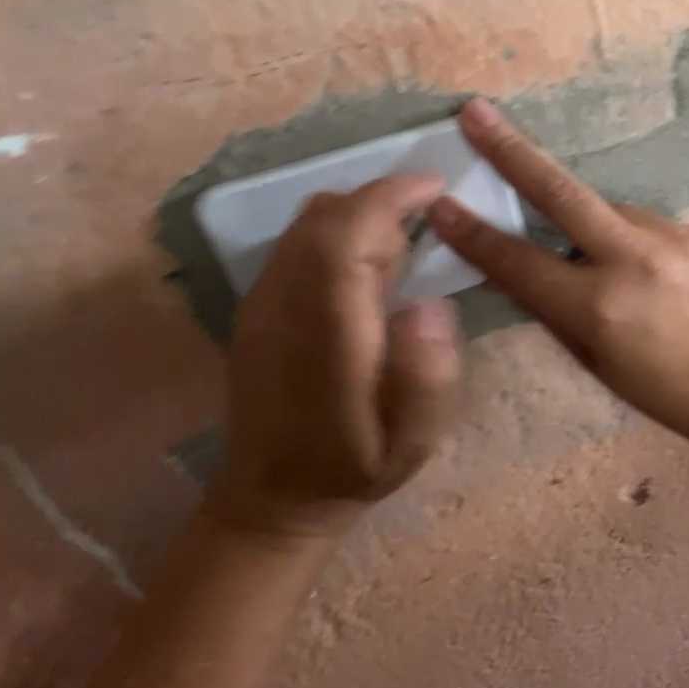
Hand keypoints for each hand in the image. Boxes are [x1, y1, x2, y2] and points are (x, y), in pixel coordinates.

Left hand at [214, 176, 462, 539]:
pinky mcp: (254, 309)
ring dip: (357, 214)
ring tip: (401, 245)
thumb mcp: (413, 445)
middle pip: (323, 220)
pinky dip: (334, 230)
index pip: (345, 238)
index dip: (388, 199)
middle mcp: (283, 307)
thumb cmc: (356, 469)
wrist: (273, 499)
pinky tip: (364, 264)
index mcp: (327, 336)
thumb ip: (426, 378)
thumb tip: (430, 304)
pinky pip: (293, 244)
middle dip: (379, 200)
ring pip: (304, 226)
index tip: (433, 187)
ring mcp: (261, 305)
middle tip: (427, 220)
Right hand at [427, 100, 688, 444]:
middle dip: (511, 151)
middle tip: (477, 114)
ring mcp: (674, 238)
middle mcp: (633, 260)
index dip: (474, 233)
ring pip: (612, 213)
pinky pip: (653, 227)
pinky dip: (642, 244)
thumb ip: (555, 308)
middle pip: (560, 192)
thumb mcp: (594, 360)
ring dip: (598, 228)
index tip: (439, 203)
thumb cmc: (662, 389)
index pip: (519, 261)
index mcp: (597, 307)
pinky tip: (661, 276)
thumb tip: (522, 266)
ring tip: (620, 270)